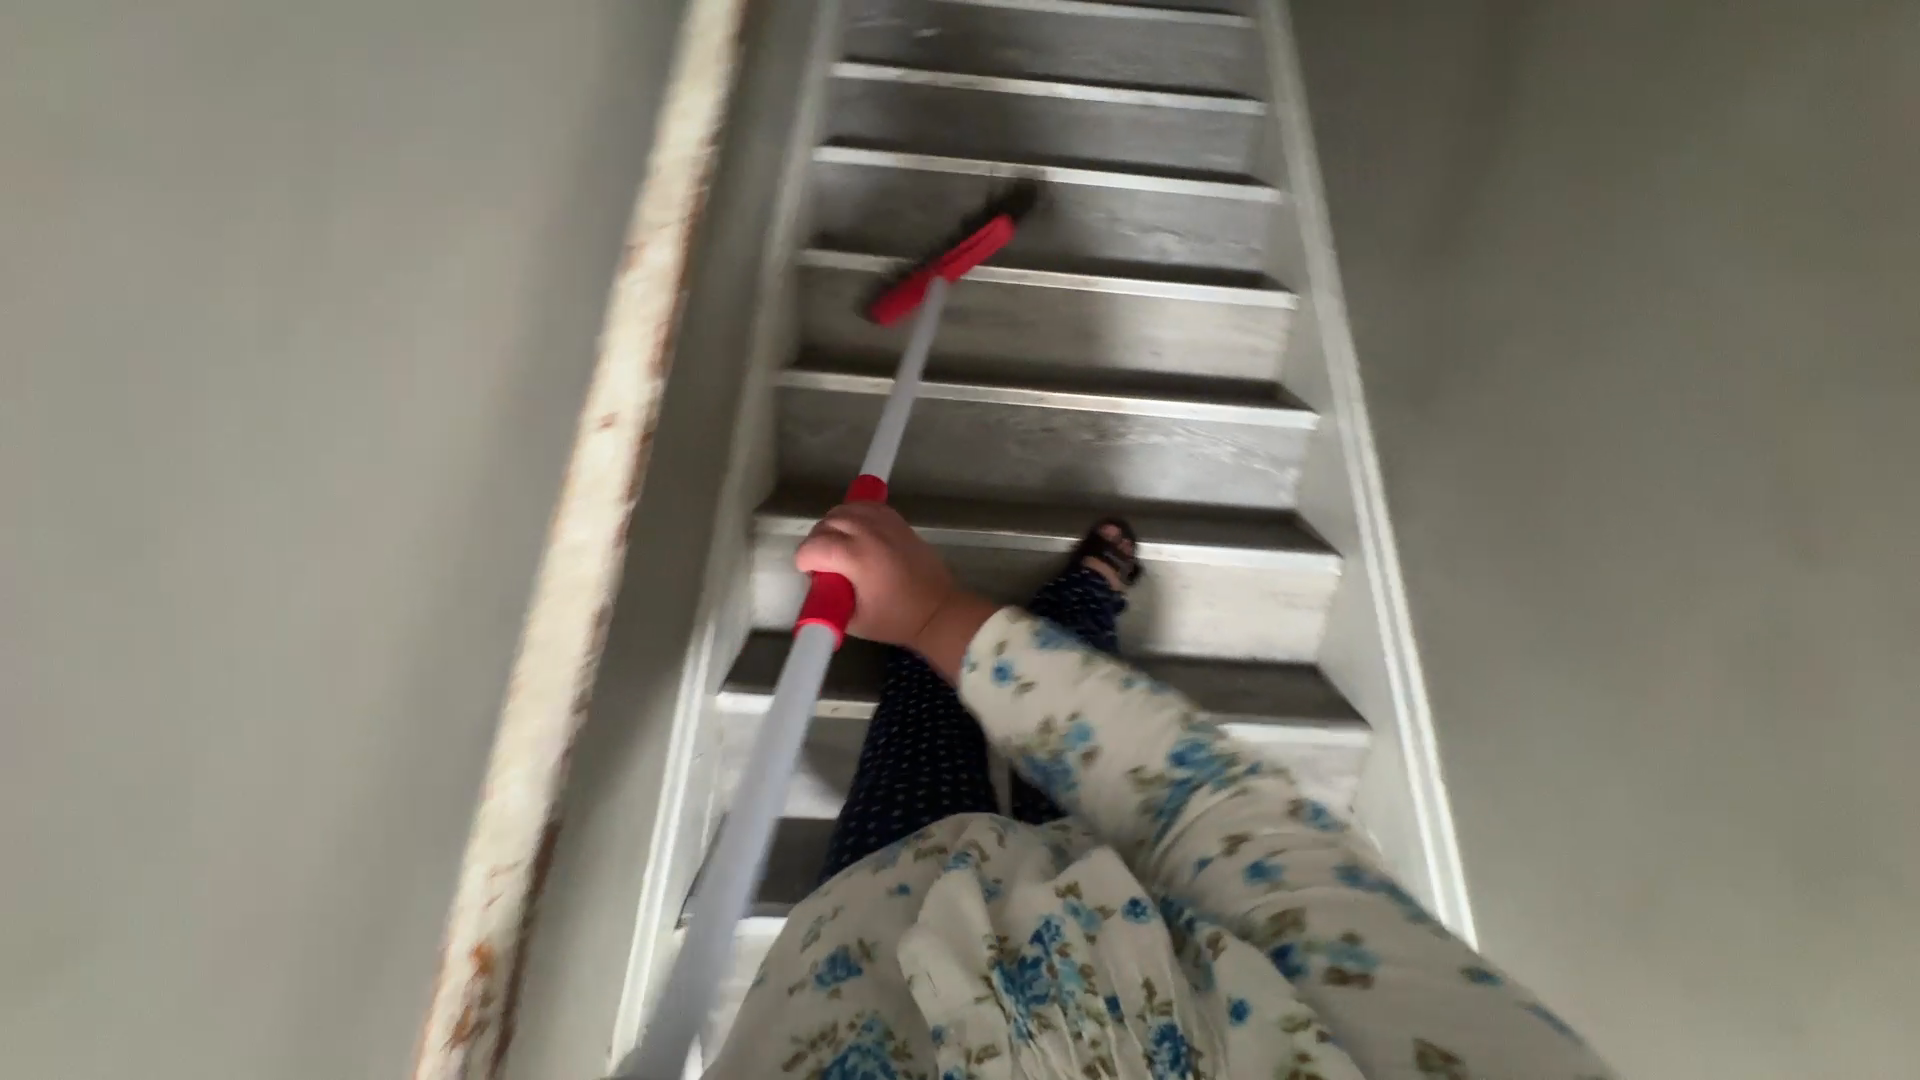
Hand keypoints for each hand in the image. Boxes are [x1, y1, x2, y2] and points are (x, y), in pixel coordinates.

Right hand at [793, 501, 959, 648]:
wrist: (938, 609)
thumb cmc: (897, 619)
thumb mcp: (853, 620)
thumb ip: (828, 601)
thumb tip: (816, 587)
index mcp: (858, 557)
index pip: (814, 546)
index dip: (804, 560)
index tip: (808, 573)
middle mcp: (870, 533)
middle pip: (827, 523)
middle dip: (816, 542)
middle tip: (821, 564)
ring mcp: (886, 523)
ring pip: (845, 510)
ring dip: (833, 525)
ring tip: (836, 547)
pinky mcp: (898, 521)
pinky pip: (866, 507)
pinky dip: (854, 515)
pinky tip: (854, 532)